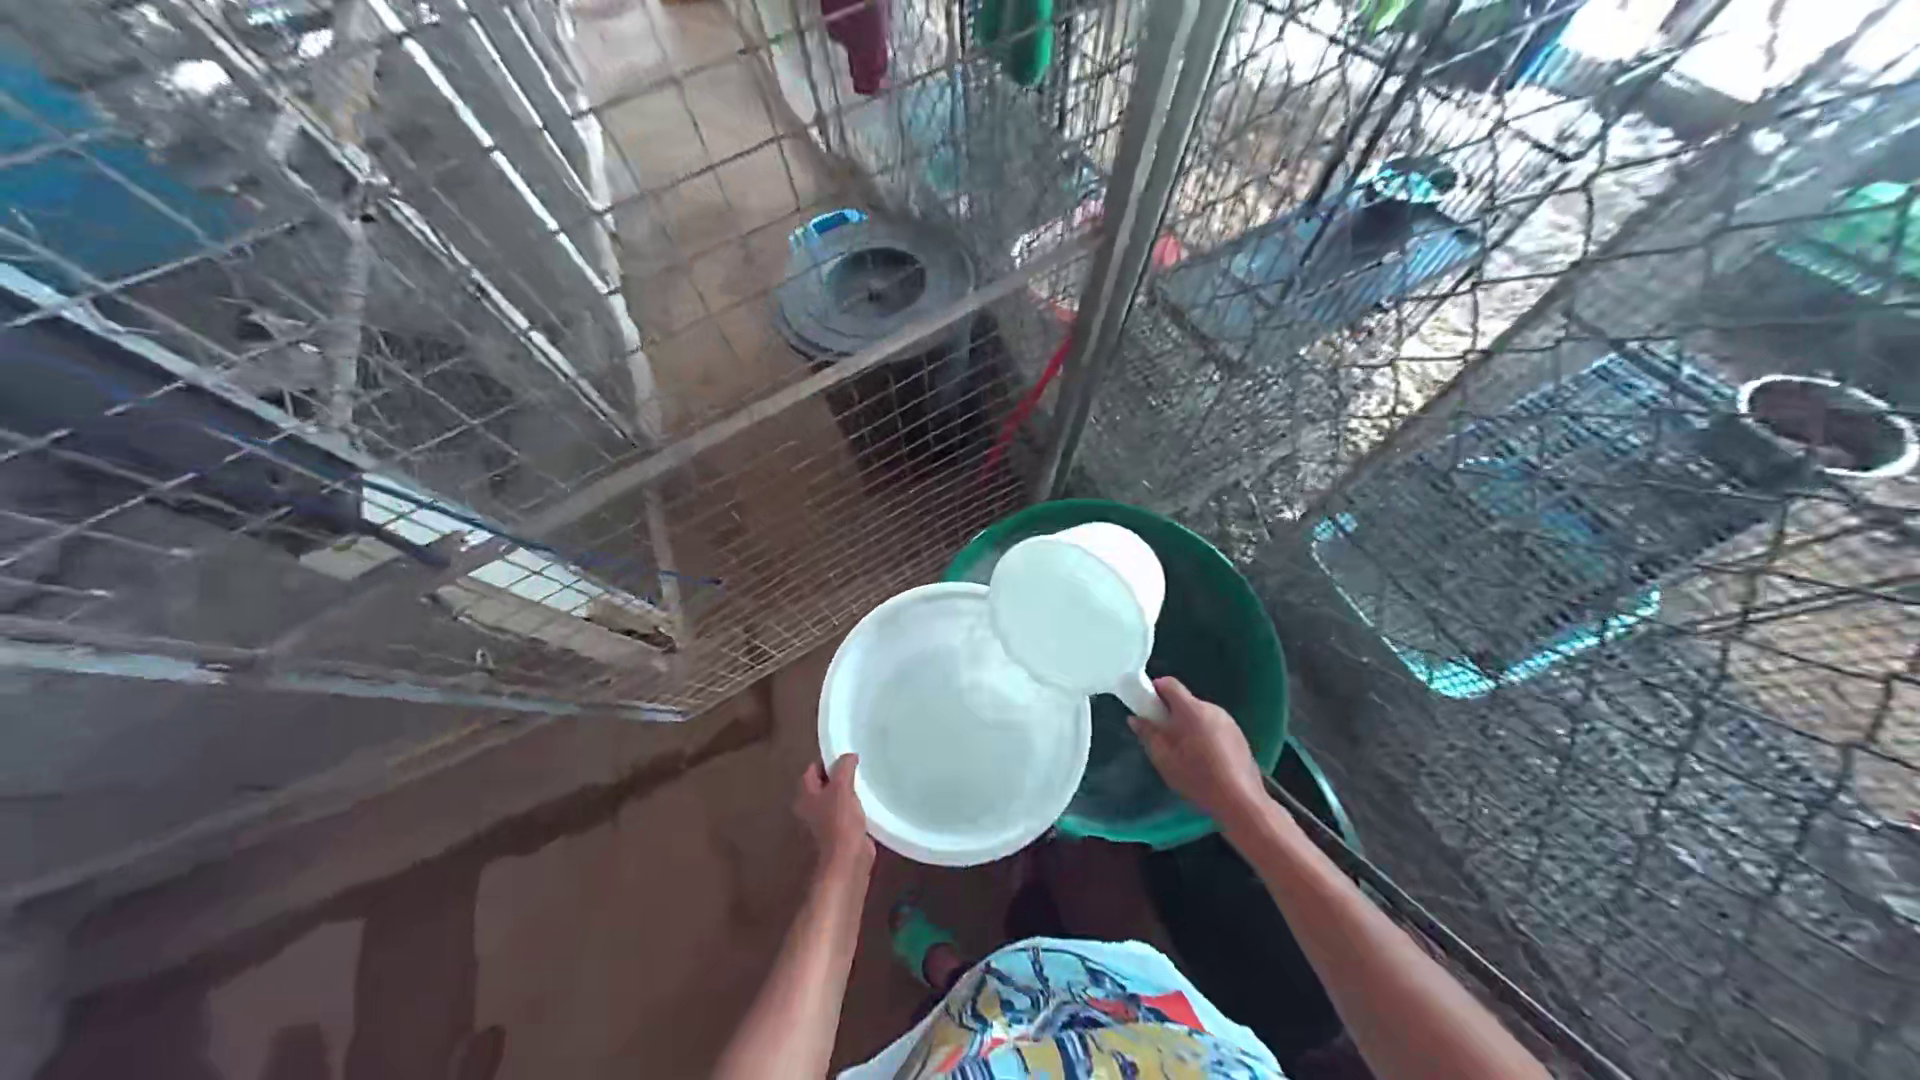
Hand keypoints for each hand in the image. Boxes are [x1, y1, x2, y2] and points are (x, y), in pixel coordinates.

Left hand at [794, 754, 873, 876]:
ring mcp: (826, 819)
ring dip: (848, 788)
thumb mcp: (842, 787)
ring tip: (864, 776)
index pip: (812, 770)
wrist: (849, 858)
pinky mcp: (841, 829)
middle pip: (824, 782)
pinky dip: (856, 802)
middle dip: (838, 773)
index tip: (844, 752)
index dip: (826, 759)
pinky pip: (848, 809)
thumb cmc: (840, 820)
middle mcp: (812, 807)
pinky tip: (869, 797)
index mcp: (806, 796)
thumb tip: (850, 755)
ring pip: (837, 796)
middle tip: (856, 763)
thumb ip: (845, 767)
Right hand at [1129, 677, 1268, 830]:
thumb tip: (1136, 719)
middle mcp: (1211, 708)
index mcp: (1191, 709)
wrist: (1241, 802)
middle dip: (1171, 714)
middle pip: (1184, 701)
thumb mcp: (1163, 759)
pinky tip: (1206, 762)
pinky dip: (1204, 736)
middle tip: (1163, 739)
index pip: (1168, 684)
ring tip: (1186, 755)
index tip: (1147, 709)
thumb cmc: (1197, 778)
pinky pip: (1214, 726)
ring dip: (1188, 726)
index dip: (1154, 690)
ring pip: (1199, 715)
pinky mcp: (1239, 735)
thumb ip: (1148, 734)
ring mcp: (1228, 721)